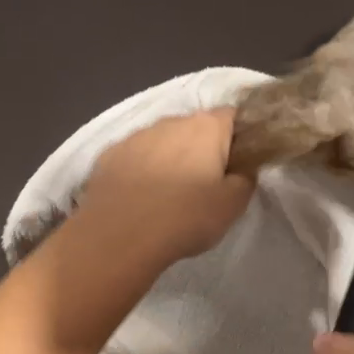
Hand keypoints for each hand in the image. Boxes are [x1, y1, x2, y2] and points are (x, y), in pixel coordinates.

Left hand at [73, 108, 255, 266]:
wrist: (118, 237)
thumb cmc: (186, 217)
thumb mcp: (233, 205)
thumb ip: (244, 179)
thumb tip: (241, 169)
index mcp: (207, 127)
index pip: (232, 116)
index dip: (238, 137)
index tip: (238, 162)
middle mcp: (171, 122)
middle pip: (195, 127)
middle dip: (203, 149)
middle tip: (206, 184)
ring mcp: (135, 136)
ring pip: (163, 141)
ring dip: (170, 158)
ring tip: (169, 194)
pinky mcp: (108, 155)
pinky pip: (134, 157)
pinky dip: (141, 170)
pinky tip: (140, 198)